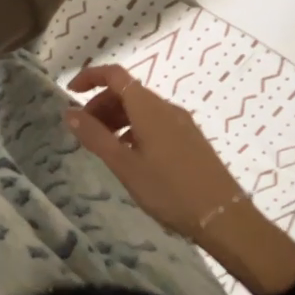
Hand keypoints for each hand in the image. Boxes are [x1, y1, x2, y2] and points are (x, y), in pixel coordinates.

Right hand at [62, 64, 244, 237]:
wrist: (225, 219)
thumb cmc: (169, 189)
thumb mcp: (124, 164)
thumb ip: (94, 136)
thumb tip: (69, 112)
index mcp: (148, 108)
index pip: (115, 75)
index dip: (90, 77)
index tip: (71, 93)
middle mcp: (166, 108)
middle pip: (127, 92)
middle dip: (100, 104)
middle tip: (84, 130)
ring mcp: (182, 124)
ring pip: (141, 109)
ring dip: (117, 119)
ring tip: (105, 146)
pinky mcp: (191, 141)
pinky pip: (155, 123)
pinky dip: (134, 129)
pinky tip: (132, 157)